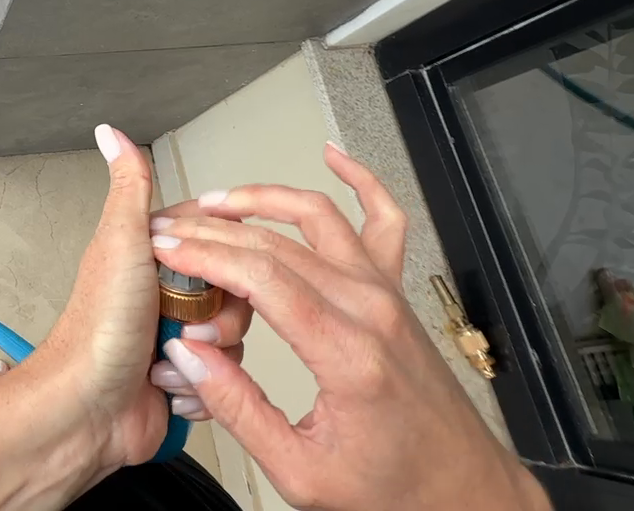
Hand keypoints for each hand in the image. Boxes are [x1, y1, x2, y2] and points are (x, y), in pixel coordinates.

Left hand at [19, 124, 252, 470]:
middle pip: (236, 292)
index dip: (228, 257)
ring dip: (207, 358)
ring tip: (169, 359)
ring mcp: (177, 335)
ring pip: (236, 338)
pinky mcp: (187, 377)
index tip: (215, 275)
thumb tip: (110, 130)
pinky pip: (226, 380)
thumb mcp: (120, 242)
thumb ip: (129, 185)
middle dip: (218, 319)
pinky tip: (171, 386)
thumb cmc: (96, 327)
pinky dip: (204, 390)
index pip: (218, 238)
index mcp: (155, 253)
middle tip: (183, 327)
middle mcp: (168, 291)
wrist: (87, 411)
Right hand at [150, 142, 548, 510]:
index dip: (204, 253)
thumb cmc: (395, 492)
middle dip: (212, 228)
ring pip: (316, 216)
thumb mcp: (302, 473)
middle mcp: (369, 308)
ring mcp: (385, 292)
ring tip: (214, 202)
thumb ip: (237, 410)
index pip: (260, 276)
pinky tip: (334, 156)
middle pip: (275, 241)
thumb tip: (188, 355)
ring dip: (260, 198)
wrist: (467, 497)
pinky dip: (360, 180)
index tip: (165, 244)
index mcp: (347, 354)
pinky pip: (383, 219)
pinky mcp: (394, 291)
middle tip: (170, 226)